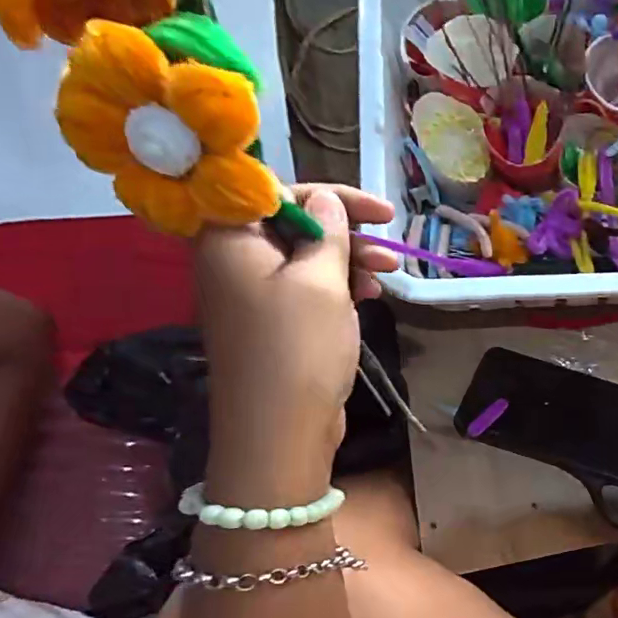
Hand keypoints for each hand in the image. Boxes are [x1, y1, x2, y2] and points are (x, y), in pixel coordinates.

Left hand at [194, 184, 397, 505]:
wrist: (279, 427)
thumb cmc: (298, 347)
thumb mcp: (322, 282)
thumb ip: (328, 234)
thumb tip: (325, 202)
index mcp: (228, 237)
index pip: (273, 190)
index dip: (329, 195)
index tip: (379, 211)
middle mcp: (232, 258)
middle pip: (290, 222)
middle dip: (344, 229)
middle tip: (389, 242)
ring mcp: (250, 292)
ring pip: (302, 257)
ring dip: (348, 259)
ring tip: (388, 274)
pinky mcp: (270, 320)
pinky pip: (304, 287)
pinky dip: (337, 286)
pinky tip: (368, 295)